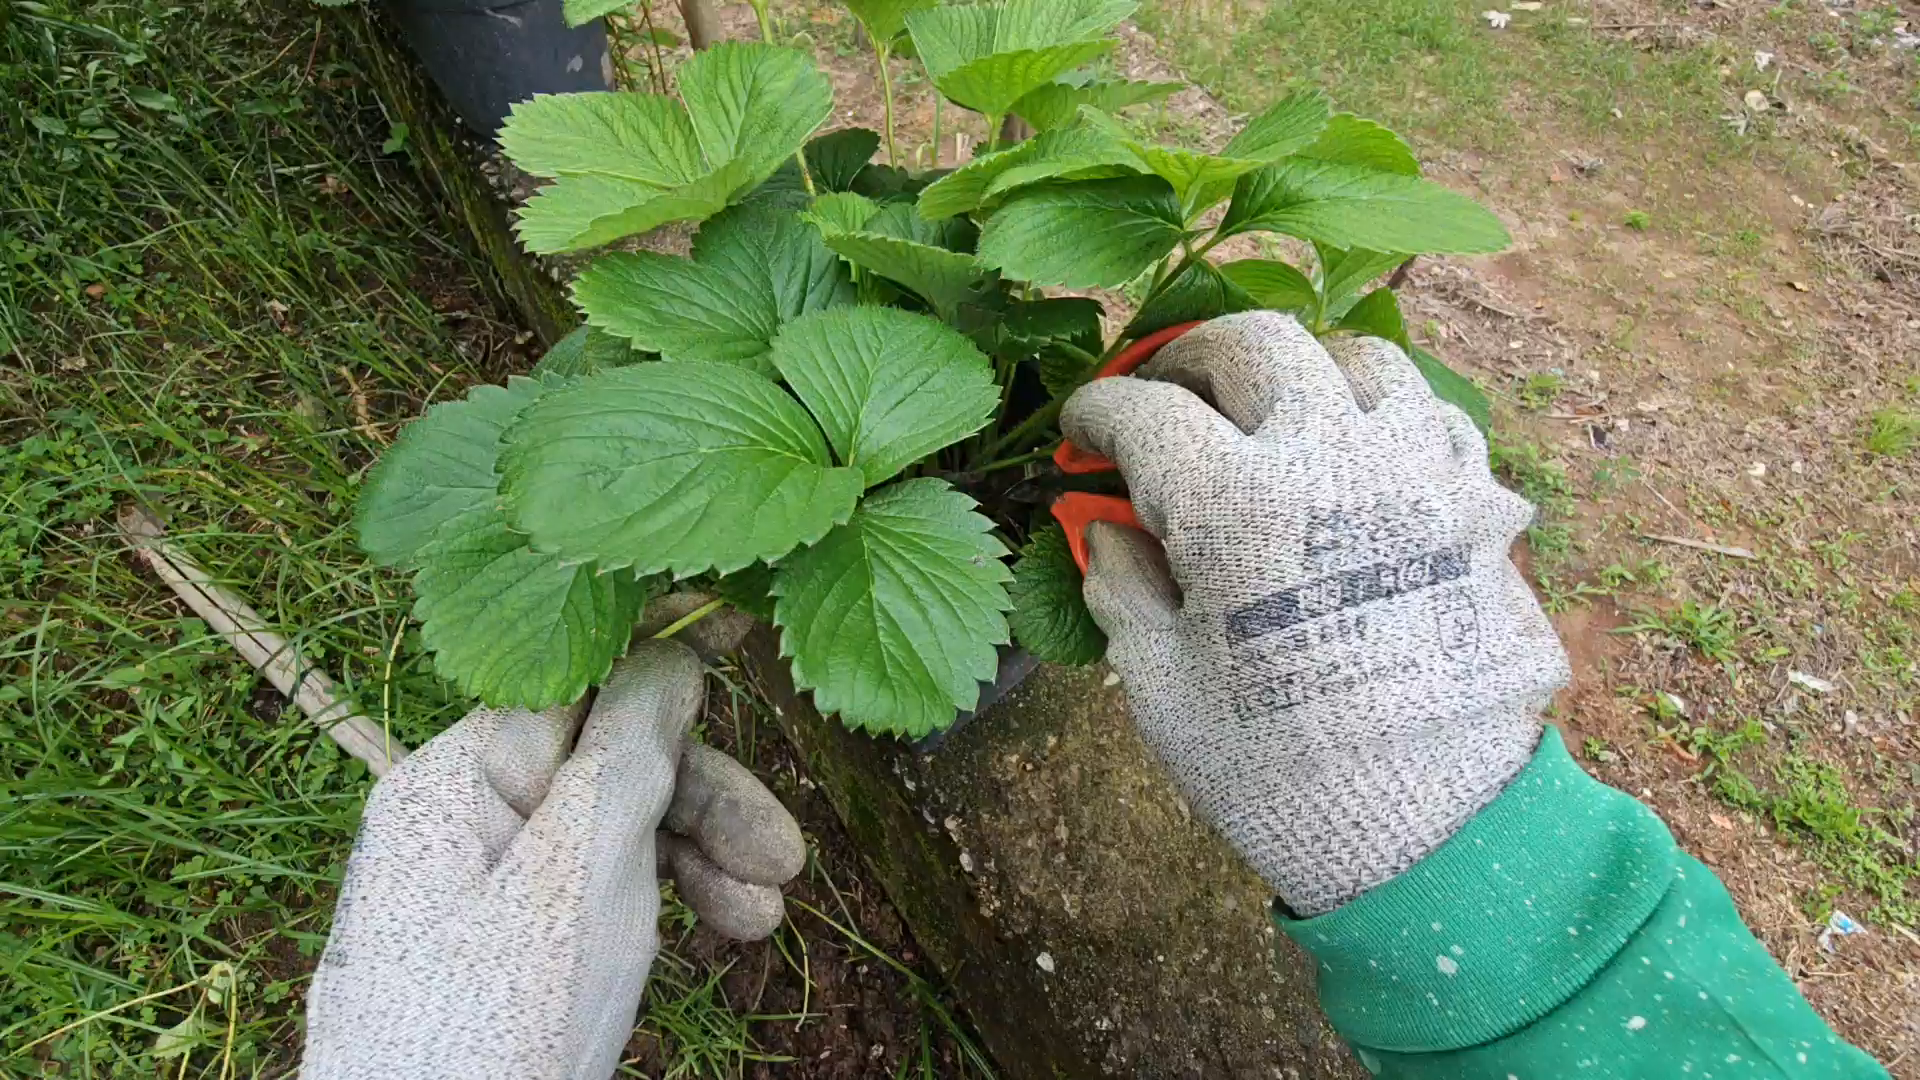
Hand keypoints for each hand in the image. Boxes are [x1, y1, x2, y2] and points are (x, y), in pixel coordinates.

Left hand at [301, 641, 804, 1079]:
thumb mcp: (586, 864)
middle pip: (624, 761)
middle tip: (787, 853)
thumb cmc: (499, 1020)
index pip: (586, 674)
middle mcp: (481, 809)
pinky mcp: (526, 923)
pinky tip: (731, 928)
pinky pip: (615, 877)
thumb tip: (673, 654)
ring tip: (768, 912)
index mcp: (468, 773)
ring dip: (710, 856)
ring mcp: (504, 870)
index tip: (743, 620)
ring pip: (631, 822)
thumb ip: (633, 744)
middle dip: (713, 802)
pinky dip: (677, 895)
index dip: (668, 646)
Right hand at [1062, 312, 1567, 916]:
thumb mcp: (1157, 681)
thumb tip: (1109, 528)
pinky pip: (1429, 415)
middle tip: (1158, 390)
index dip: (1096, 410)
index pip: (1144, 414)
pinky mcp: (1480, 508)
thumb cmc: (1272, 768)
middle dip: (1186, 354)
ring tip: (1257, 410)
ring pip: (1357, 357)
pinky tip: (1346, 458)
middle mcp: (1335, 462)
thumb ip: (1120, 583)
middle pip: (1252, 345)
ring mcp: (1423, 474)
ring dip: (1289, 371)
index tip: (1079, 425)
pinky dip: (1371, 415)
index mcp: (1236, 507)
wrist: (1434, 840)